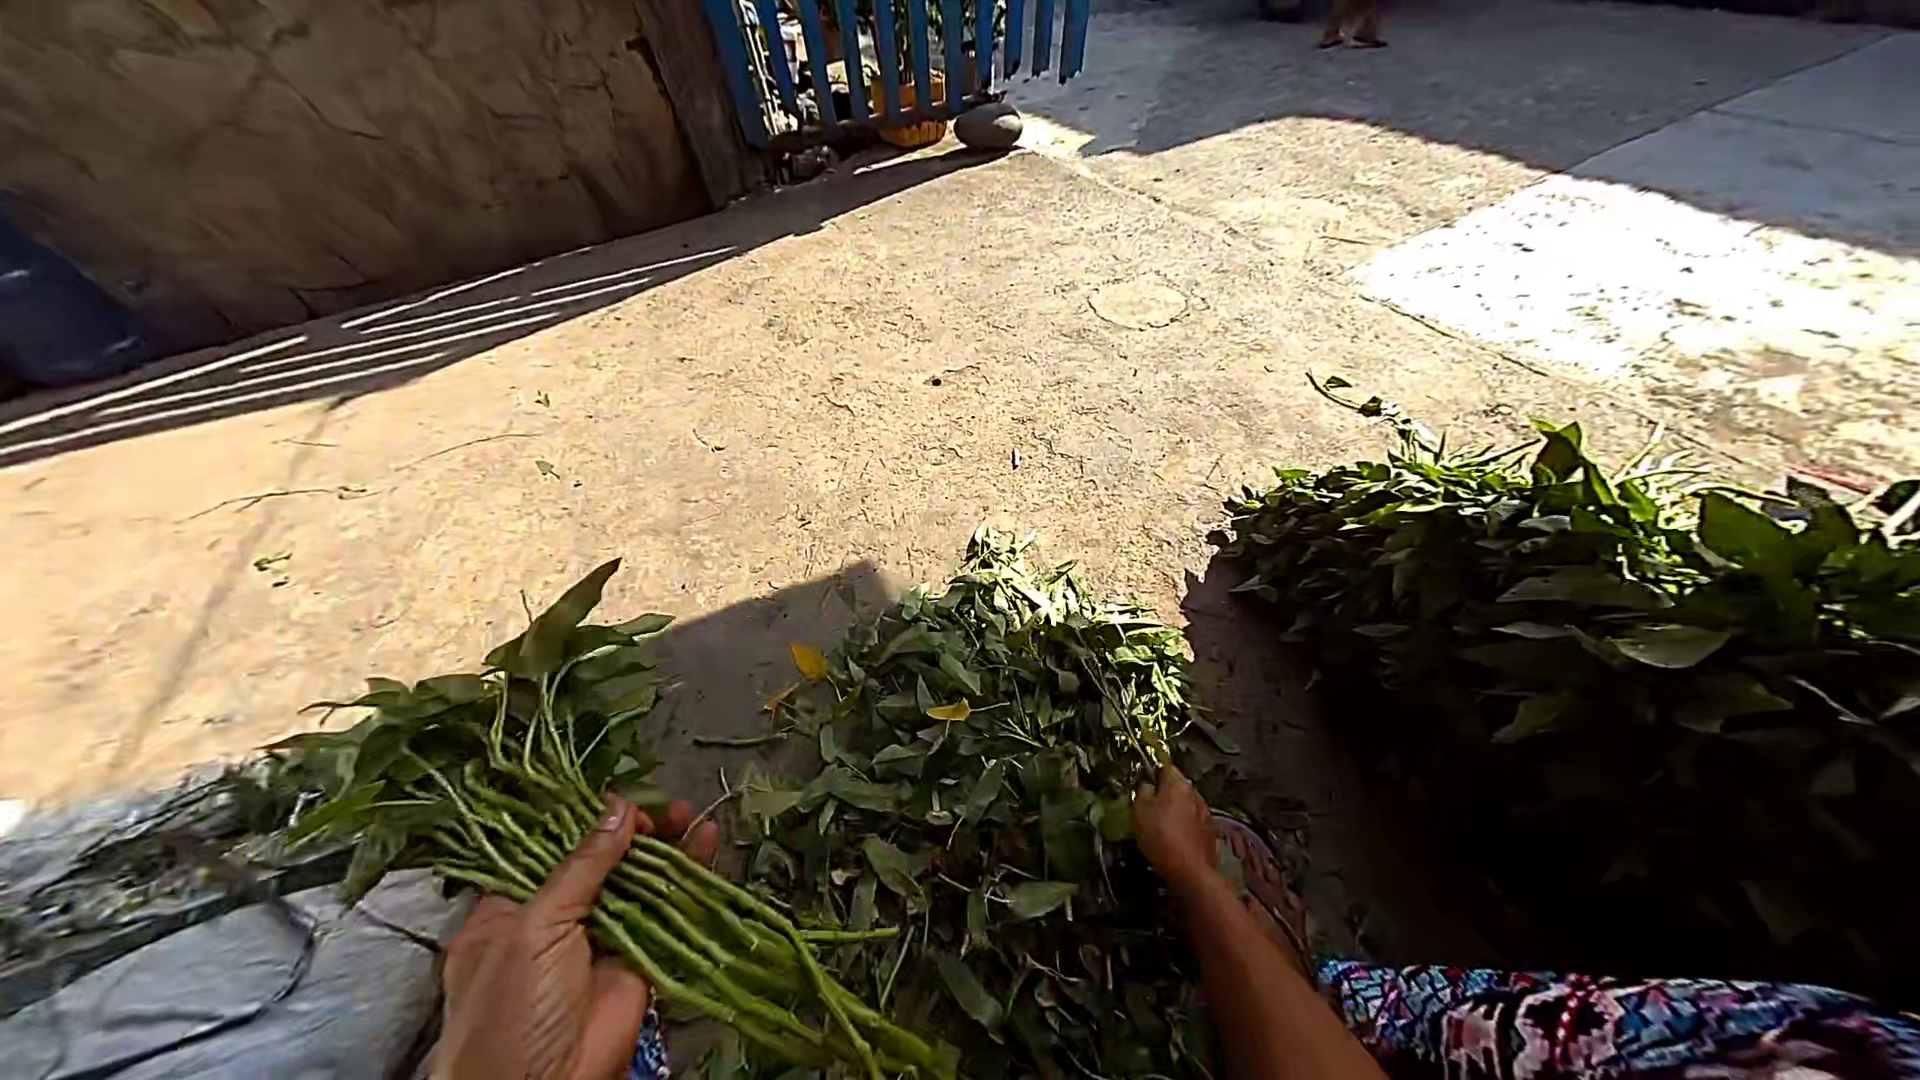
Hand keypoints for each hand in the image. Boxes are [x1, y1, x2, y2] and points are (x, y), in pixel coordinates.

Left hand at [435, 796, 720, 1079]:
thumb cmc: (512, 1013)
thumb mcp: (534, 930)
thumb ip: (582, 865)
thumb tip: (618, 808)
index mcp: (511, 911)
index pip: (553, 849)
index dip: (588, 821)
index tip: (621, 801)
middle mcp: (557, 918)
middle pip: (604, 858)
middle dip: (636, 829)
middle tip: (665, 809)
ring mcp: (603, 934)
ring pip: (641, 876)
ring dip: (667, 844)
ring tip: (691, 815)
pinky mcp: (643, 950)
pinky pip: (669, 903)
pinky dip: (690, 873)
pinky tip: (707, 841)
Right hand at [1132, 764, 1217, 891]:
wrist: (1190, 872)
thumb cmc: (1161, 836)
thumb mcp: (1139, 810)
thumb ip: (1142, 791)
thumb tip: (1147, 785)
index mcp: (1178, 783)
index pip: (1165, 766)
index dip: (1153, 773)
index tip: (1144, 784)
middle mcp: (1196, 793)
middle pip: (1177, 786)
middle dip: (1165, 792)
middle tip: (1150, 806)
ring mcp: (1206, 813)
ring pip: (1186, 804)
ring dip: (1176, 809)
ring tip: (1163, 825)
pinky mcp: (1211, 832)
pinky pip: (1194, 821)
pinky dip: (1186, 825)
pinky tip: (1177, 838)